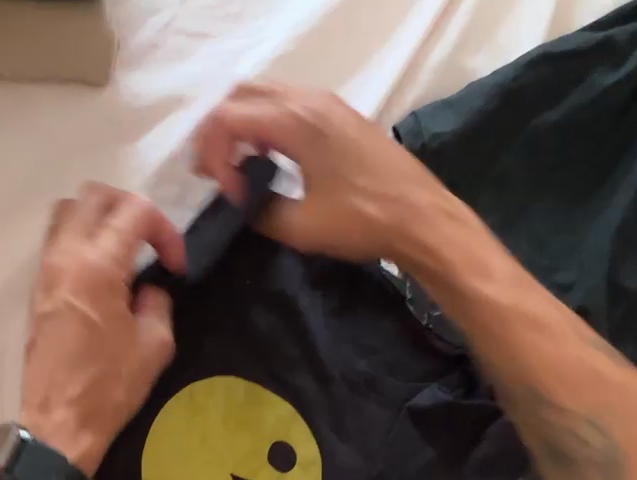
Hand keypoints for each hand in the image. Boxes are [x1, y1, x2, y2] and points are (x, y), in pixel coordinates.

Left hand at [20, 183, 186, 475]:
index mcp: (98, 266)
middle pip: (93, 196)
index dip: (165, 230)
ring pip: (67, 213)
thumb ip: (157, 304)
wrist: (60, 424)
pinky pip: (56, 243)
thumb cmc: (110, 388)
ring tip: (124, 252)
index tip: (176, 265)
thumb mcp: (155, 346)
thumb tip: (148, 290)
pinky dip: (82, 242)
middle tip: (150, 240)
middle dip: (128, 208)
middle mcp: (65, 257)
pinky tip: (103, 274)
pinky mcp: (37, 291)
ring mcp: (44, 272)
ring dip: (100, 220)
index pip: (134, 212)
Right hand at [191, 82, 462, 265]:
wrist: (422, 219)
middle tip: (214, 174)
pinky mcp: (341, 118)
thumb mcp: (302, 228)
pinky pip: (289, 107)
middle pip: (242, 95)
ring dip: (242, 128)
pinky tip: (270, 162)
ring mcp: (328, 105)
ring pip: (266, 97)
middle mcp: (310, 100)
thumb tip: (245, 204)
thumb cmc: (364, 221)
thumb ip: (261, 211)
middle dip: (219, 132)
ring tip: (237, 168)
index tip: (227, 194)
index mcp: (297, 120)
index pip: (228, 117)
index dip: (214, 155)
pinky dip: (267, 127)